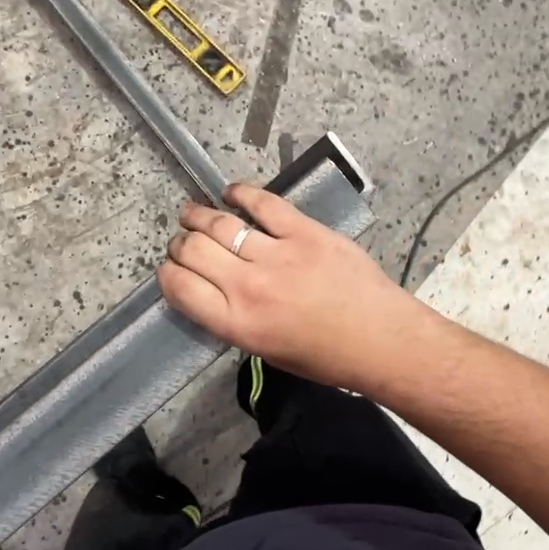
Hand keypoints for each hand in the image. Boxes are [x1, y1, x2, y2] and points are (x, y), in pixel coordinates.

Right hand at [157, 183, 439, 392]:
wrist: (380, 338)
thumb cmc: (325, 356)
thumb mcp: (265, 351)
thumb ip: (233, 319)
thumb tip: (210, 289)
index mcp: (237, 324)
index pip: (181, 287)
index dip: (168, 273)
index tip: (170, 268)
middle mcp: (249, 287)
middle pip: (194, 250)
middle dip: (180, 244)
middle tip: (183, 241)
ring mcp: (278, 254)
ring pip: (220, 224)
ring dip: (199, 216)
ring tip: (193, 213)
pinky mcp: (304, 231)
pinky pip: (263, 203)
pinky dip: (241, 193)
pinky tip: (231, 193)